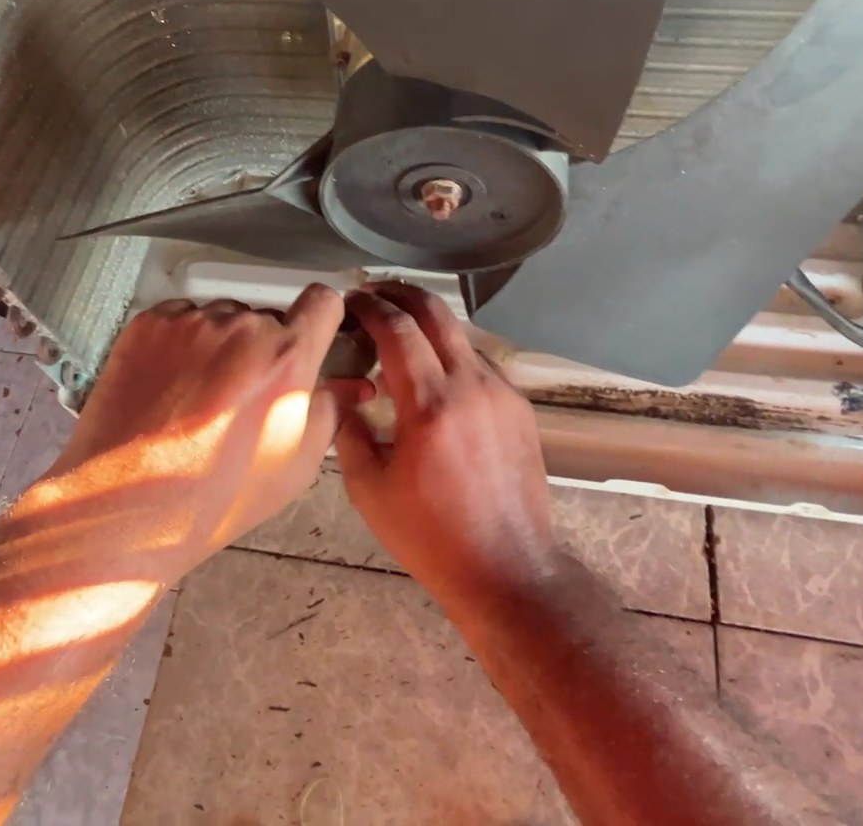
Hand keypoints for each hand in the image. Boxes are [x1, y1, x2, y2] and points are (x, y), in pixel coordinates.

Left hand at [46, 285, 361, 581]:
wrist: (128, 504)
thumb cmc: (220, 494)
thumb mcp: (298, 464)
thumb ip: (328, 409)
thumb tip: (333, 385)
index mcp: (287, 355)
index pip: (323, 300)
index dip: (320, 318)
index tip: (310, 335)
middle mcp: (241, 326)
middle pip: (266, 318)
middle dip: (263, 348)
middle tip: (243, 393)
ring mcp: (190, 322)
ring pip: (221, 319)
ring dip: (220, 344)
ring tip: (198, 395)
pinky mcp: (147, 325)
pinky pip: (179, 319)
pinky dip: (180, 343)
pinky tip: (170, 387)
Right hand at [335, 283, 558, 610]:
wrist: (508, 569)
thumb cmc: (430, 536)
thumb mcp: (369, 490)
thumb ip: (349, 432)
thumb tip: (342, 396)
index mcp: (429, 405)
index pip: (397, 328)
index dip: (369, 305)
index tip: (350, 300)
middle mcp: (471, 386)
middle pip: (436, 313)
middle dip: (400, 293)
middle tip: (373, 293)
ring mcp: (502, 394)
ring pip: (461, 337)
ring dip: (427, 326)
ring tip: (399, 337)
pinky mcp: (520, 408)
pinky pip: (480, 365)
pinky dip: (451, 356)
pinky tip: (434, 377)